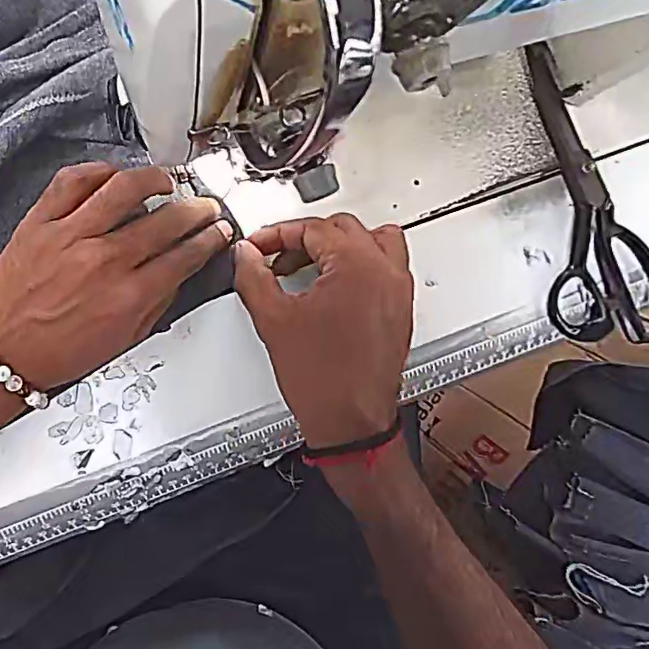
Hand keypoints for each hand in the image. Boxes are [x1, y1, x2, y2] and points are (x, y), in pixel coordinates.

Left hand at [0, 163, 230, 441]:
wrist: (3, 353)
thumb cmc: (56, 352)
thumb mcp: (123, 339)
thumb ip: (155, 303)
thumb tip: (177, 272)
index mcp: (128, 296)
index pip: (184, 255)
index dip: (209, 239)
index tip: (216, 232)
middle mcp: (103, 261)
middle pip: (165, 220)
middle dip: (196, 210)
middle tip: (203, 207)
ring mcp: (69, 237)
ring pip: (124, 188)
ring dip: (155, 179)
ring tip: (165, 181)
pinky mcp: (40, 223)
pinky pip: (72, 181)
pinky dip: (97, 171)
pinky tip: (112, 175)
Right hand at [231, 214, 413, 448]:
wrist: (351, 420)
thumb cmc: (324, 381)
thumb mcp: (273, 320)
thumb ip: (254, 277)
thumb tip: (247, 256)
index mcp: (356, 267)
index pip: (313, 229)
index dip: (278, 234)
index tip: (260, 245)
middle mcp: (385, 272)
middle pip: (342, 228)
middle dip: (304, 238)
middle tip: (276, 256)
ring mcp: (398, 290)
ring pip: (372, 240)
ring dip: (338, 245)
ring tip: (308, 264)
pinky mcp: (401, 308)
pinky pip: (386, 266)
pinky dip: (360, 263)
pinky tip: (333, 285)